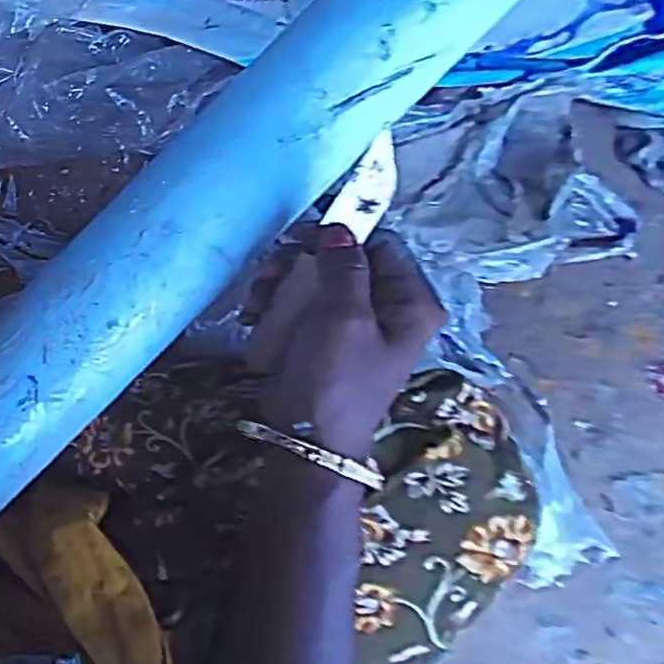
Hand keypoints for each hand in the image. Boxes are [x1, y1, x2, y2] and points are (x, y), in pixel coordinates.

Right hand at [243, 226, 444, 458]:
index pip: (381, 246)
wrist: (306, 435)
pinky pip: (298, 303)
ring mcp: (351, 323)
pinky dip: (274, 303)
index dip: (340, 237)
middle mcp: (385, 308)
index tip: (298, 240)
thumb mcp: (343, 319)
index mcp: (409, 302)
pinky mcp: (320, 336)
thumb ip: (343, 269)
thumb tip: (338, 228)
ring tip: (256, 301)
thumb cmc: (333, 378)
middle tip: (268, 272)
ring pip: (313, 280)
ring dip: (279, 283)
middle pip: (341, 261)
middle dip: (299, 262)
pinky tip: (254, 315)